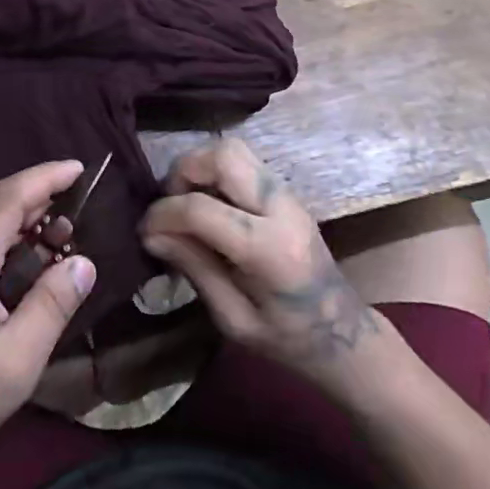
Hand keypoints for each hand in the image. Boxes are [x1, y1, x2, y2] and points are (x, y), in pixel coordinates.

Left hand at [0, 161, 97, 481]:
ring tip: (61, 230)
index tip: (79, 168)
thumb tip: (83, 262)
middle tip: (80, 204)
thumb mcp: (16, 363)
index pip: (5, 200)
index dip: (44, 178)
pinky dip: (1, 232)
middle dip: (36, 192)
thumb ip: (50, 306)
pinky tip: (25, 253)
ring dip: (19, 214)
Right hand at [139, 139, 380, 385]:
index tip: (145, 232)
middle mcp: (283, 210)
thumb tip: (150, 234)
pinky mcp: (285, 192)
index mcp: (271, 250)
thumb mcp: (232, 318)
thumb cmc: (287, 338)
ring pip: (232, 150)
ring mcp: (288, 196)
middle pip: (223, 156)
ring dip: (198, 168)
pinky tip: (206, 205)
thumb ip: (194, 268)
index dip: (162, 215)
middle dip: (183, 172)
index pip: (200, 209)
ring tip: (185, 202)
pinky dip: (213, 173)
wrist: (344, 334)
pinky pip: (241, 163)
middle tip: (169, 204)